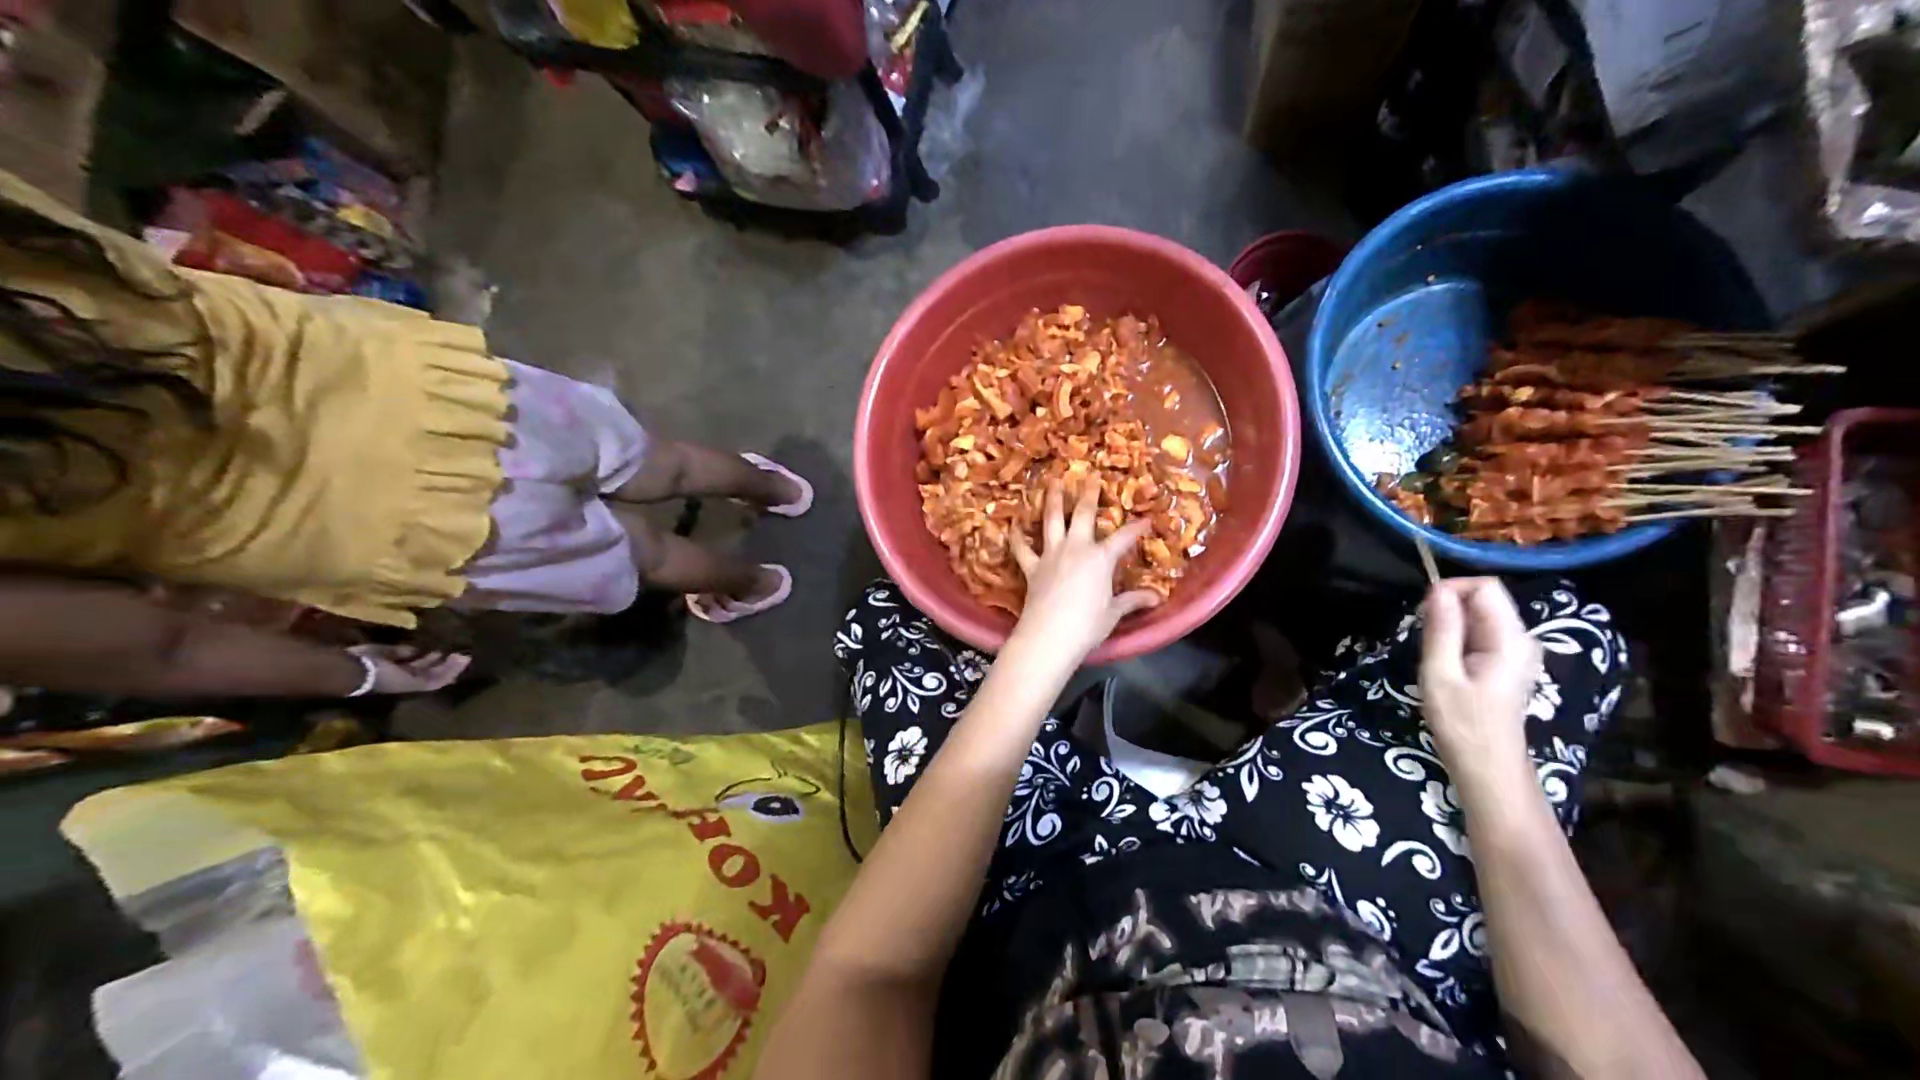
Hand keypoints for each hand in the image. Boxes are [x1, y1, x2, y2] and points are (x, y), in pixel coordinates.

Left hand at [348, 644, 471, 693]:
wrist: (352, 671)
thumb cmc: (363, 660)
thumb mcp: (382, 652)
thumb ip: (398, 652)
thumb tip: (415, 650)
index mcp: (393, 673)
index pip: (415, 667)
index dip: (428, 660)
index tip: (440, 652)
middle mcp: (404, 680)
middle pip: (428, 673)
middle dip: (443, 664)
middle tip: (459, 654)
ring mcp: (411, 683)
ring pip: (437, 676)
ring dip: (451, 667)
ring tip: (465, 657)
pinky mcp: (416, 684)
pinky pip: (438, 678)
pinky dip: (450, 669)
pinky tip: (460, 659)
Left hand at [1007, 479, 1160, 671]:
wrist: (1049, 635)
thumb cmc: (1087, 625)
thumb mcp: (1113, 613)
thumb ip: (1132, 601)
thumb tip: (1156, 598)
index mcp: (1101, 558)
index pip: (1124, 538)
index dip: (1136, 528)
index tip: (1146, 519)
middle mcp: (1076, 548)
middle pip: (1084, 515)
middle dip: (1089, 494)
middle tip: (1090, 477)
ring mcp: (1051, 555)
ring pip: (1052, 520)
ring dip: (1054, 499)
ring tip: (1053, 481)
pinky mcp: (1031, 568)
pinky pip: (1022, 548)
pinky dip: (1017, 536)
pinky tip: (1014, 524)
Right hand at [1418, 578, 1541, 786]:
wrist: (1488, 767)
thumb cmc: (1463, 723)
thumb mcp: (1441, 675)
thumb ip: (1441, 630)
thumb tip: (1437, 590)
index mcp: (1510, 639)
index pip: (1485, 587)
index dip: (1451, 589)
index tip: (1422, 612)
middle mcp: (1521, 639)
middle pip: (1482, 599)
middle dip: (1447, 608)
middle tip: (1423, 638)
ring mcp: (1516, 651)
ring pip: (1478, 616)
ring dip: (1449, 625)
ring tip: (1434, 654)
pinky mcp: (1506, 662)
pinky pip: (1478, 633)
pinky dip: (1456, 638)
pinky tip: (1444, 663)